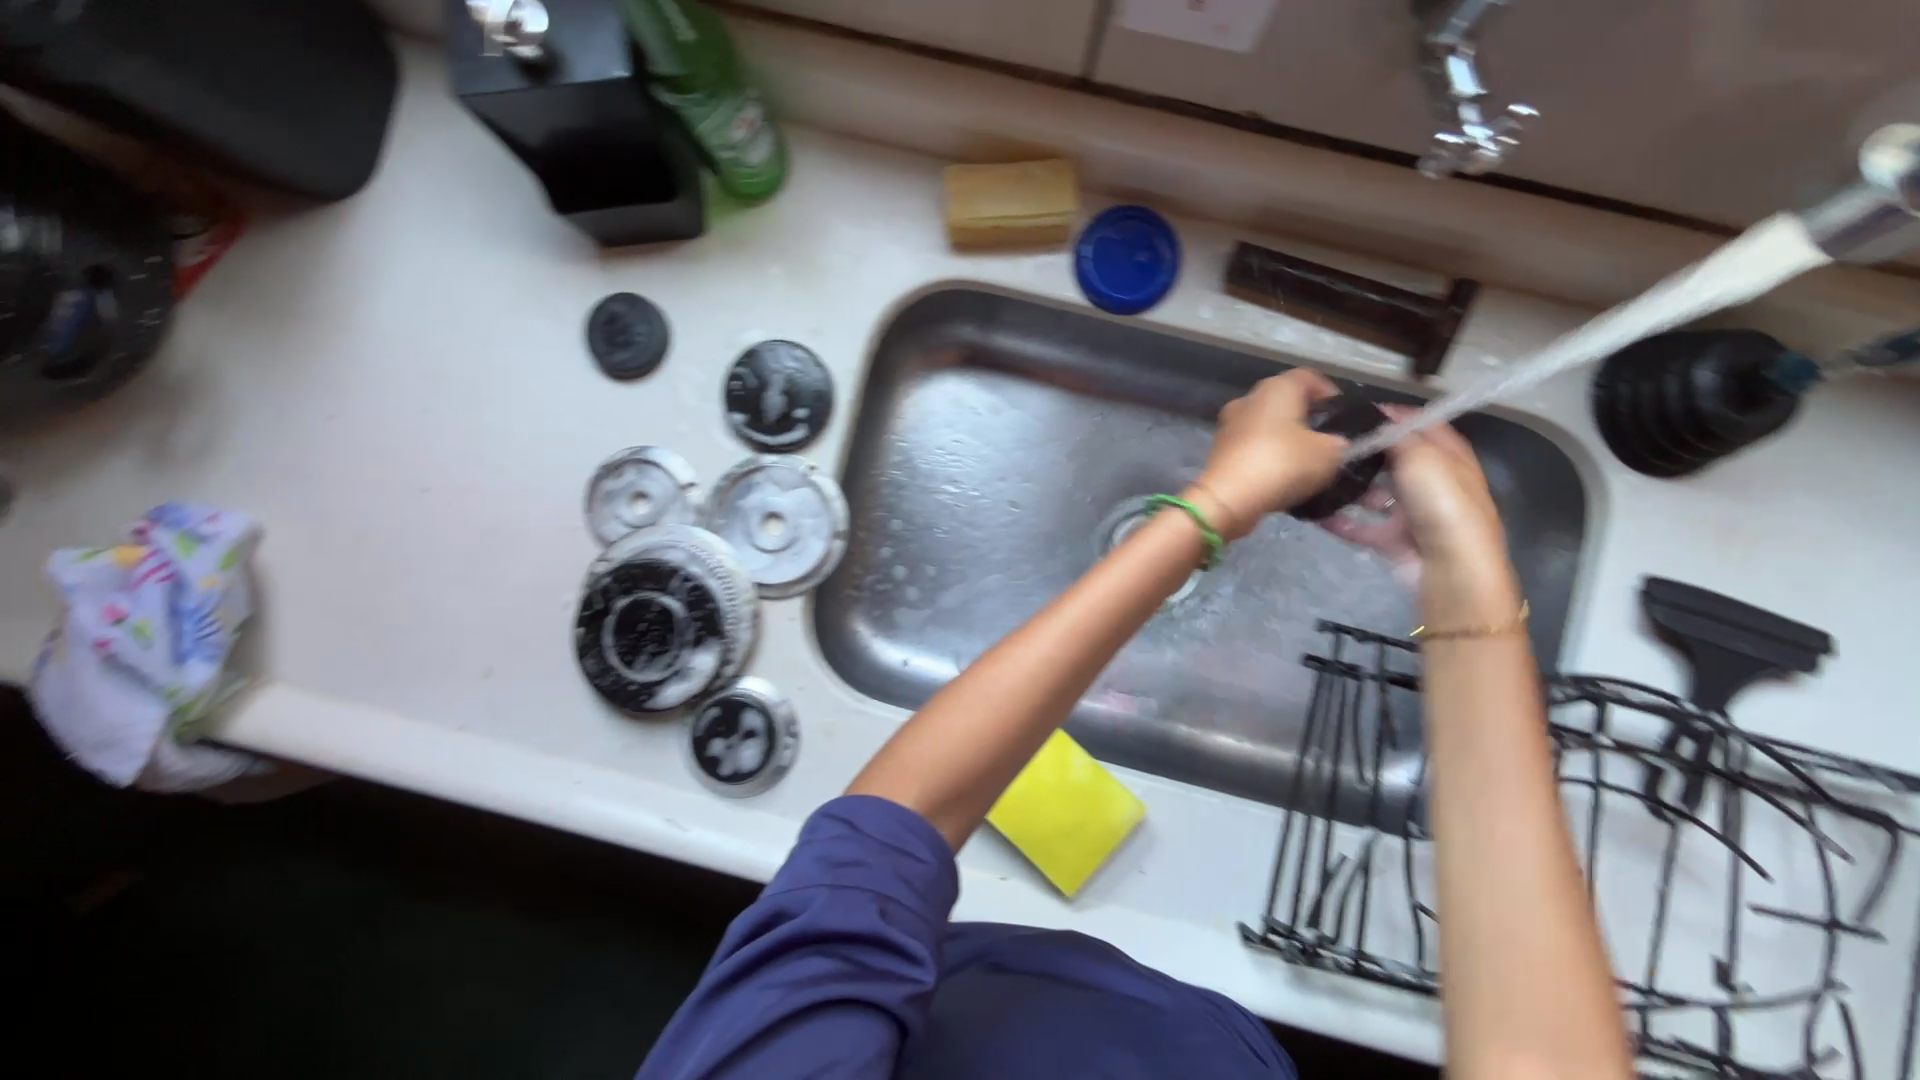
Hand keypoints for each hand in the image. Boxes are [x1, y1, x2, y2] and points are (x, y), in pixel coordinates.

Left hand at [1189, 370, 1346, 540]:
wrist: (1227, 499)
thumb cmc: (1282, 464)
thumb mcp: (1329, 453)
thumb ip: (1339, 443)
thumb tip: (1335, 443)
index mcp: (1277, 388)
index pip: (1309, 378)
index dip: (1329, 393)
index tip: (1344, 415)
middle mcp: (1249, 399)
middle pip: (1285, 401)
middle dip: (1307, 418)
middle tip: (1328, 439)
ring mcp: (1229, 424)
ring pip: (1267, 425)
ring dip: (1286, 439)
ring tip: (1307, 460)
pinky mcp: (1220, 450)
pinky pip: (1253, 447)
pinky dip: (1268, 456)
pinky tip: (1282, 475)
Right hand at [1320, 405, 1519, 627]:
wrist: (1450, 566)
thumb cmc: (1441, 502)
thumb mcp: (1421, 455)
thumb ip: (1396, 436)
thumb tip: (1376, 418)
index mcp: (1449, 457)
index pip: (1423, 426)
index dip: (1394, 415)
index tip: (1357, 410)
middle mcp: (1433, 482)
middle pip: (1396, 460)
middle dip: (1366, 452)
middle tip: (1329, 443)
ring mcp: (1413, 513)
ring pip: (1375, 494)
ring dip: (1350, 487)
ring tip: (1318, 475)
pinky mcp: (1394, 540)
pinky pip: (1361, 526)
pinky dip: (1340, 520)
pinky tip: (1315, 511)